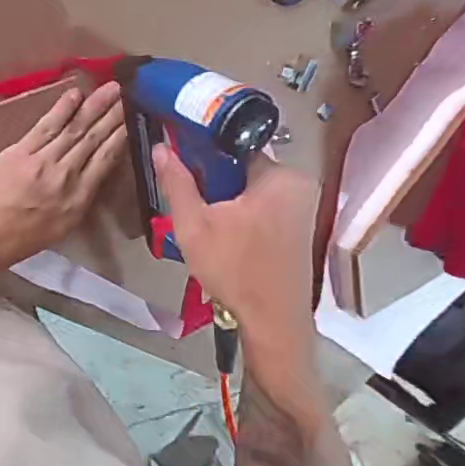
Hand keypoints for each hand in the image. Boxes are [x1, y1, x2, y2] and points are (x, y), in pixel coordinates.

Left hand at [0, 80, 127, 279]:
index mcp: (78, 200)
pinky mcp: (18, 153)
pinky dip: (61, 110)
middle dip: (113, 115)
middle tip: (129, 93)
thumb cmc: (16, 240)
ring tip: (112, 88)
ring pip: (74, 129)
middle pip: (93, 140)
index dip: (121, 137)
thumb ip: (77, 200)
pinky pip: (45, 127)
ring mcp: (42, 162)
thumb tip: (90, 176)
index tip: (134, 119)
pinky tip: (75, 95)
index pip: (106, 161)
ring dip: (94, 106)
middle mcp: (65, 177)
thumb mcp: (59, 228)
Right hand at [152, 144, 315, 337]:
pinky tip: (223, 235)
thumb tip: (161, 146)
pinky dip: (240, 213)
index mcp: (279, 176)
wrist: (271, 320)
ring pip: (249, 188)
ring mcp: (303, 206)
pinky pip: (262, 205)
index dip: (201, 153)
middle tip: (189, 204)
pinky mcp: (299, 225)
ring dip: (224, 200)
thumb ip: (177, 182)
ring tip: (204, 223)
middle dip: (212, 182)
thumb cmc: (233, 269)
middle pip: (241, 168)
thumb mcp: (193, 225)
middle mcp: (299, 183)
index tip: (178, 164)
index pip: (232, 146)